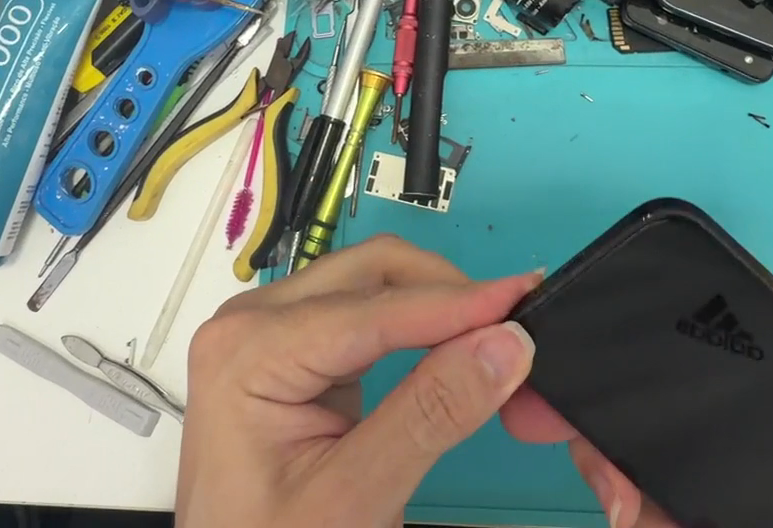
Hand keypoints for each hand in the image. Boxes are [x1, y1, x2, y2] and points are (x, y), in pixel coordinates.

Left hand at [178, 236, 541, 526]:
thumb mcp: (351, 501)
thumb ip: (428, 417)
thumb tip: (507, 344)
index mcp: (248, 349)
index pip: (371, 310)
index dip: (455, 302)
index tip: (524, 298)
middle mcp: (255, 318)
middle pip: (371, 272)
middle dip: (448, 292)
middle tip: (514, 322)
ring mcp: (273, 324)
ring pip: (374, 279)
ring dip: (437, 300)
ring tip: (493, 332)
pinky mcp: (297, 341)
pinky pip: (368, 307)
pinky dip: (418, 319)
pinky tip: (454, 339)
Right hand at [504, 271, 772, 527]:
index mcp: (769, 352)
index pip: (672, 340)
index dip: (611, 354)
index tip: (580, 383)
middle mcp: (743, 413)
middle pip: (640, 419)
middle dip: (600, 441)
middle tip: (616, 482)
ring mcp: (747, 482)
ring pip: (655, 486)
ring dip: (630, 500)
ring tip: (647, 519)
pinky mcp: (751, 523)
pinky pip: (693, 526)